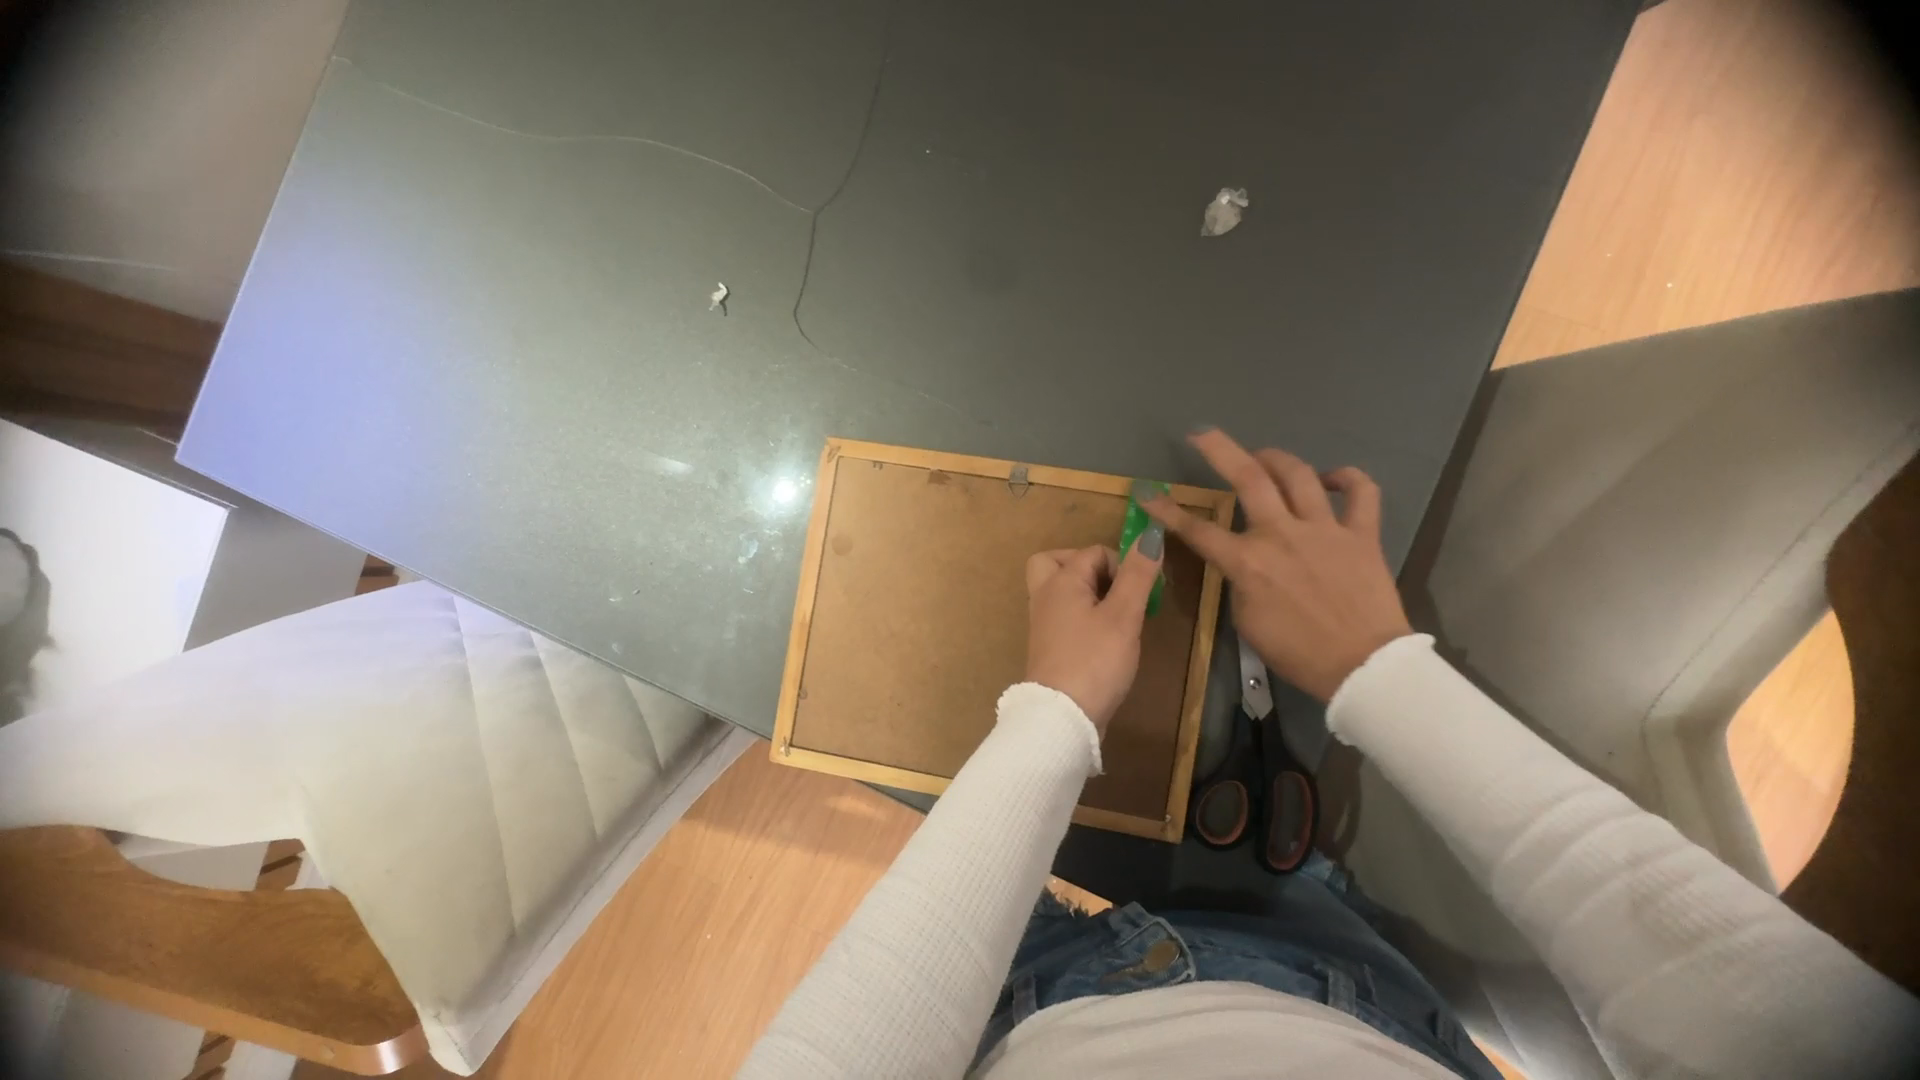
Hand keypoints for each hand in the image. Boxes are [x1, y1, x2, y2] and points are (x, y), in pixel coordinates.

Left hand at [1023, 536, 1163, 733]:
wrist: (1063, 717)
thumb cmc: (1094, 661)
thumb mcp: (1123, 616)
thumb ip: (1137, 575)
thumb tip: (1151, 534)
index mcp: (1059, 582)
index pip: (1094, 552)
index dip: (1122, 564)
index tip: (1142, 592)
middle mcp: (1045, 597)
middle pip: (1058, 563)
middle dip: (1090, 568)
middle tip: (1116, 590)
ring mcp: (1044, 623)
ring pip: (1061, 591)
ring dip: (1088, 594)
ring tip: (1117, 614)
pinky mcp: (1049, 647)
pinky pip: (1064, 616)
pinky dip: (1084, 617)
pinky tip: (1107, 638)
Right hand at [1145, 429, 1410, 702]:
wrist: (1362, 668)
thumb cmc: (1298, 653)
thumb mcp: (1247, 621)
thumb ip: (1240, 583)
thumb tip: (1245, 563)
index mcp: (1247, 562)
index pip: (1197, 530)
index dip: (1167, 511)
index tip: (1148, 492)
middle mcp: (1281, 534)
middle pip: (1247, 478)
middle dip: (1219, 449)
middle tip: (1202, 434)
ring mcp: (1325, 529)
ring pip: (1298, 474)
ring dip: (1275, 458)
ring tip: (1262, 456)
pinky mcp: (1362, 534)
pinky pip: (1361, 492)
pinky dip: (1347, 477)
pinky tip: (1331, 479)